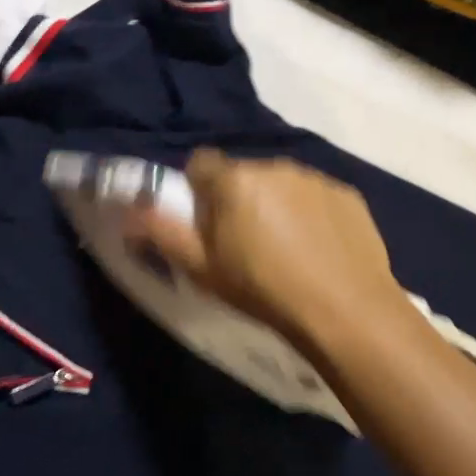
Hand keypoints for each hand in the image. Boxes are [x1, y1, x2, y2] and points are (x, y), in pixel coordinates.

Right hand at [124, 150, 416, 345]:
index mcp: (233, 179)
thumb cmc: (262, 289)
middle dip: (236, 201)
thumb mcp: (201, 269)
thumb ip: (161, 233)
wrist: (346, 312)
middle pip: (241, 175)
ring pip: (280, 185)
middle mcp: (274, 166)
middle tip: (242, 246)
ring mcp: (316, 179)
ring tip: (285, 252)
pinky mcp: (348, 196)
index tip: (204, 226)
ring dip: (274, 206)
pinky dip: (311, 216)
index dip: (196, 192)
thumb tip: (127, 212)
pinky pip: (316, 198)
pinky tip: (318, 252)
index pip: (200, 163)